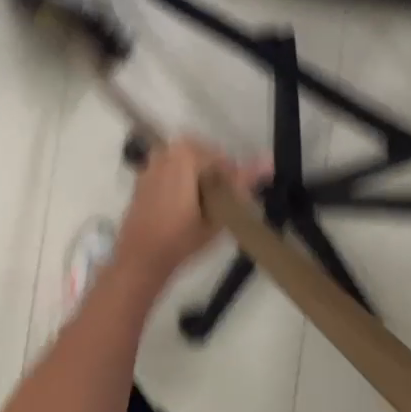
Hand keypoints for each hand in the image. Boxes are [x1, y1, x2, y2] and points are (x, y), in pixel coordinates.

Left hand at [115, 138, 268, 281]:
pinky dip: (181, 183)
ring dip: (198, 178)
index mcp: (184, 155)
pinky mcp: (142, 180)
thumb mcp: (218, 213)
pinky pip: (169, 172)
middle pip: (203, 157)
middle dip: (215, 175)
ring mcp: (150, 165)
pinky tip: (185, 208)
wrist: (140, 258)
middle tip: (223, 202)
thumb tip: (270, 160)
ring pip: (186, 164)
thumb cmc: (182, 238)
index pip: (221, 158)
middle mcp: (165, 153)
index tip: (236, 200)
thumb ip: (243, 183)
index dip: (233, 179)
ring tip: (206, 205)